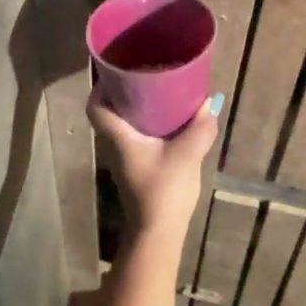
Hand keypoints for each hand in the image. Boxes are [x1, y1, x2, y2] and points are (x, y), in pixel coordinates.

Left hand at [87, 91, 221, 239]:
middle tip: (146, 78)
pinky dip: (147, 127)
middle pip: (110, 113)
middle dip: (125, 94)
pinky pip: (136, 139)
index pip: (95, 107)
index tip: (118, 73)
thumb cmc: (164, 190)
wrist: (157, 232)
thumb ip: (200, 128)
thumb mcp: (187, 155)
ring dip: (137, 111)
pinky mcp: (136, 169)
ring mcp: (125, 159)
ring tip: (159, 94)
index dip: (101, 88)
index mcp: (118, 137)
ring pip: (124, 127)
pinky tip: (169, 123)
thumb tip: (209, 104)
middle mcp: (115, 145)